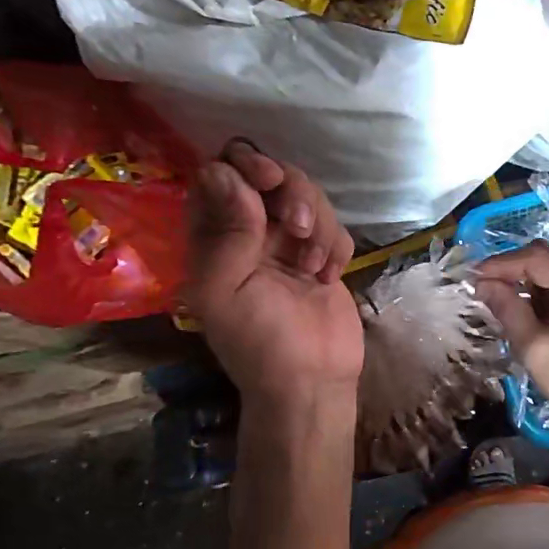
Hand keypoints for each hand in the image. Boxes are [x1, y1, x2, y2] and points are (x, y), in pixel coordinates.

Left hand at [186, 140, 361, 412]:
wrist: (312, 382)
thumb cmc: (260, 342)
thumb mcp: (227, 289)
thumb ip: (227, 229)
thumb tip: (222, 168)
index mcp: (213, 236)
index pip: (221, 174)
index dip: (245, 165)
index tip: (268, 180)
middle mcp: (249, 231)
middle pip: (270, 175)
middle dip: (291, 191)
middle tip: (300, 224)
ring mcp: (288, 242)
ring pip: (307, 195)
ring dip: (318, 224)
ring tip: (314, 265)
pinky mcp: (322, 254)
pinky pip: (335, 224)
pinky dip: (335, 245)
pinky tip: (328, 277)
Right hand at [474, 242, 548, 429]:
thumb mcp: (534, 346)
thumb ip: (508, 309)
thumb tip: (482, 283)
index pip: (535, 259)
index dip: (501, 264)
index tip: (473, 276)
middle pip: (543, 255)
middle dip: (510, 266)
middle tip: (482, 284)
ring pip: (548, 266)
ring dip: (520, 276)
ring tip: (495, 294)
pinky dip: (533, 287)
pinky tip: (517, 303)